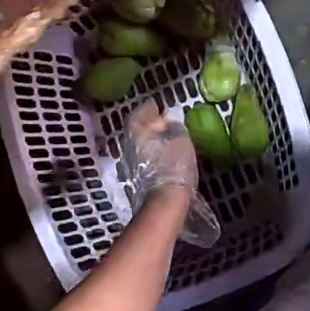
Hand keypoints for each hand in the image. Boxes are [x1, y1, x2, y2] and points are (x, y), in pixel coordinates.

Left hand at [120, 103, 218, 246]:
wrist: (164, 202)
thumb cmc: (173, 166)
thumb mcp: (181, 140)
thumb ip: (175, 126)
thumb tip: (170, 120)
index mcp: (137, 131)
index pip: (141, 112)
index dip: (151, 109)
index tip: (160, 108)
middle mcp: (128, 144)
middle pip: (140, 129)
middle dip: (152, 126)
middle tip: (167, 124)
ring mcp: (129, 163)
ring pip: (141, 145)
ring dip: (152, 142)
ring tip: (168, 142)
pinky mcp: (135, 179)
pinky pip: (144, 159)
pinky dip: (153, 155)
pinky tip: (164, 159)